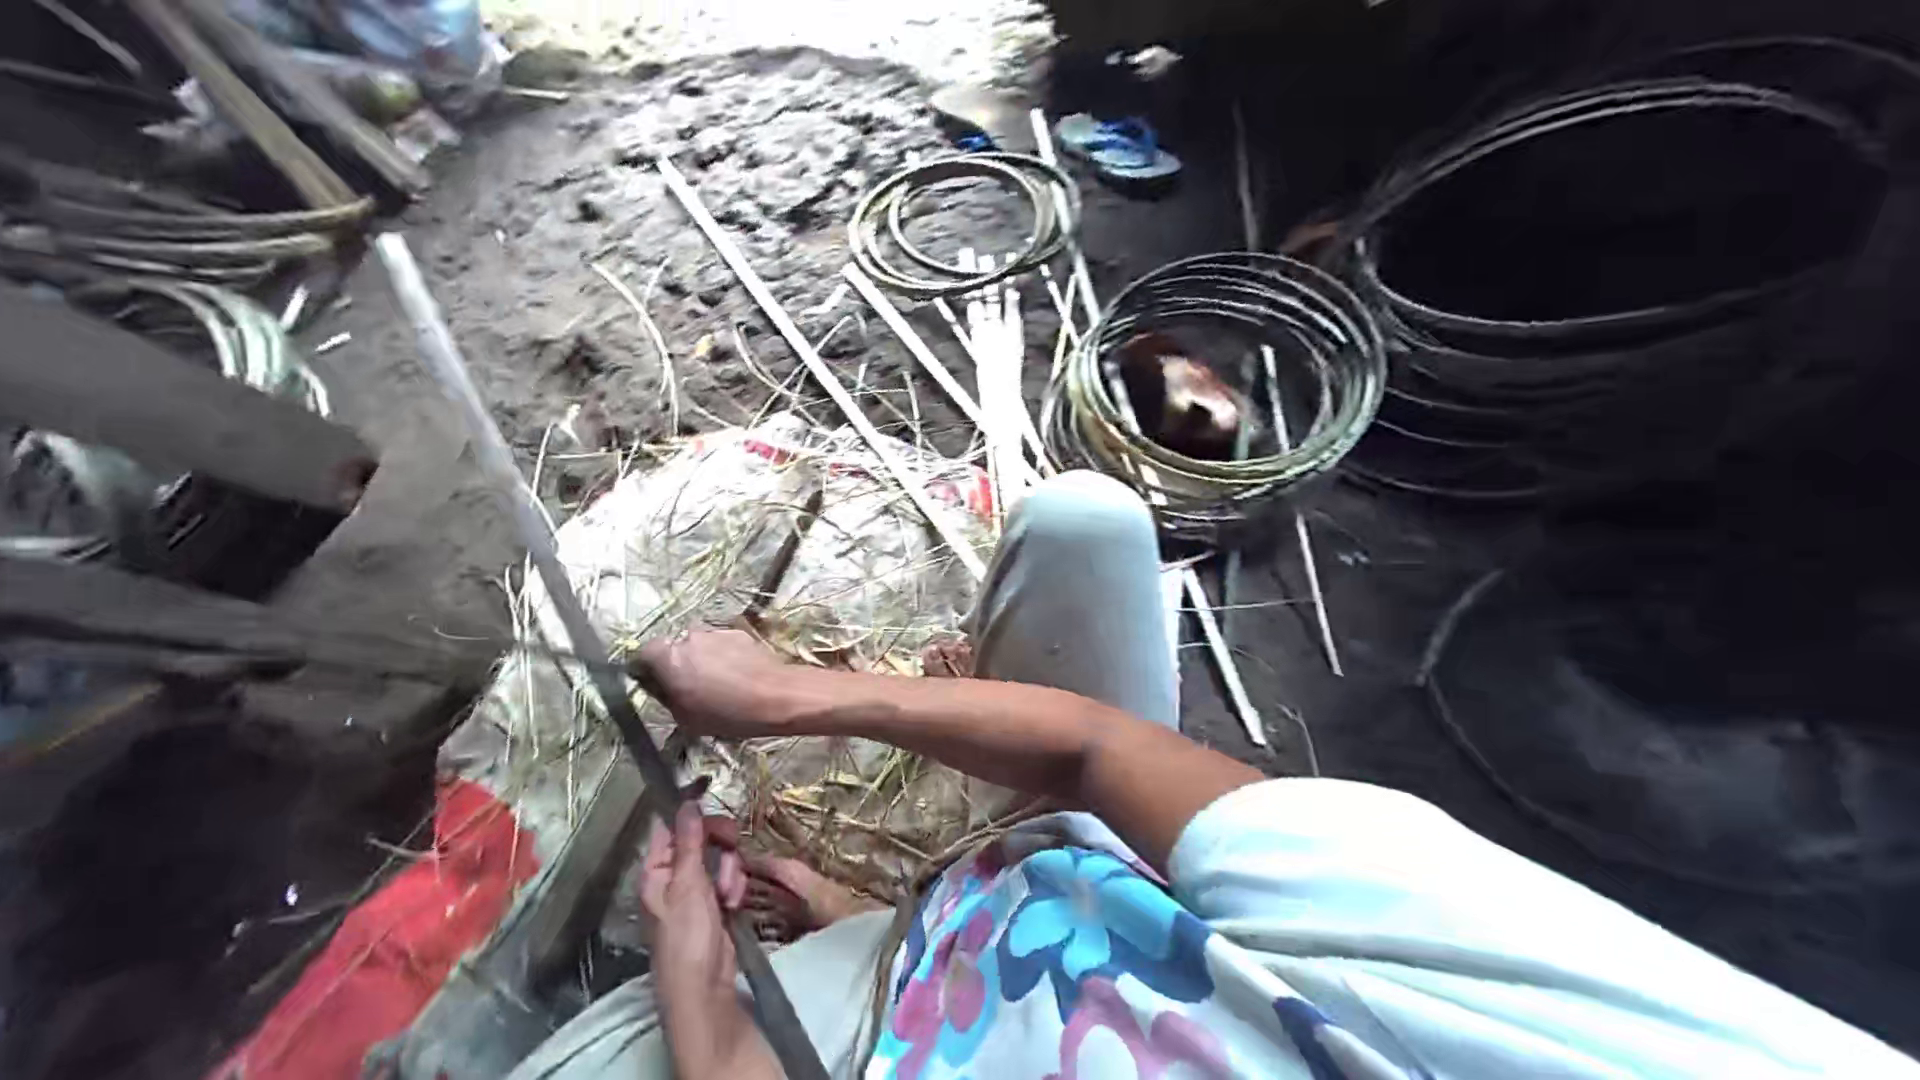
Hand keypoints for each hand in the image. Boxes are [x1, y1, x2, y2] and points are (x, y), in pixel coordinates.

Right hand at [630, 629, 800, 739]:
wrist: (775, 695)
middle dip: (678, 663)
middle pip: (675, 647)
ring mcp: (716, 633)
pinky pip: (722, 644)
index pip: (645, 652)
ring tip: (718, 682)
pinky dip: (724, 655)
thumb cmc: (726, 712)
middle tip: (689, 686)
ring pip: (700, 645)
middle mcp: (690, 638)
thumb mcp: (684, 718)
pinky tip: (737, 675)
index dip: (648, 667)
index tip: (656, 683)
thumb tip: (659, 686)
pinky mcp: (739, 633)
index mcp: (669, 658)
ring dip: (702, 658)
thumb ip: (666, 696)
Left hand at [640, 803, 774, 1078]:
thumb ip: (689, 841)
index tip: (709, 794)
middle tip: (730, 843)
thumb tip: (686, 803)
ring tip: (727, 893)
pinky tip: (733, 903)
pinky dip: (734, 887)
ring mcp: (696, 892)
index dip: (688, 811)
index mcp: (657, 871)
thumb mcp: (687, 883)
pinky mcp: (715, 904)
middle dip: (719, 843)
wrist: (705, 985)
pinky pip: (729, 879)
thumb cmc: (686, 936)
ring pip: (720, 858)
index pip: (669, 828)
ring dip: (729, 870)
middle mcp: (674, 877)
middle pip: (700, 839)